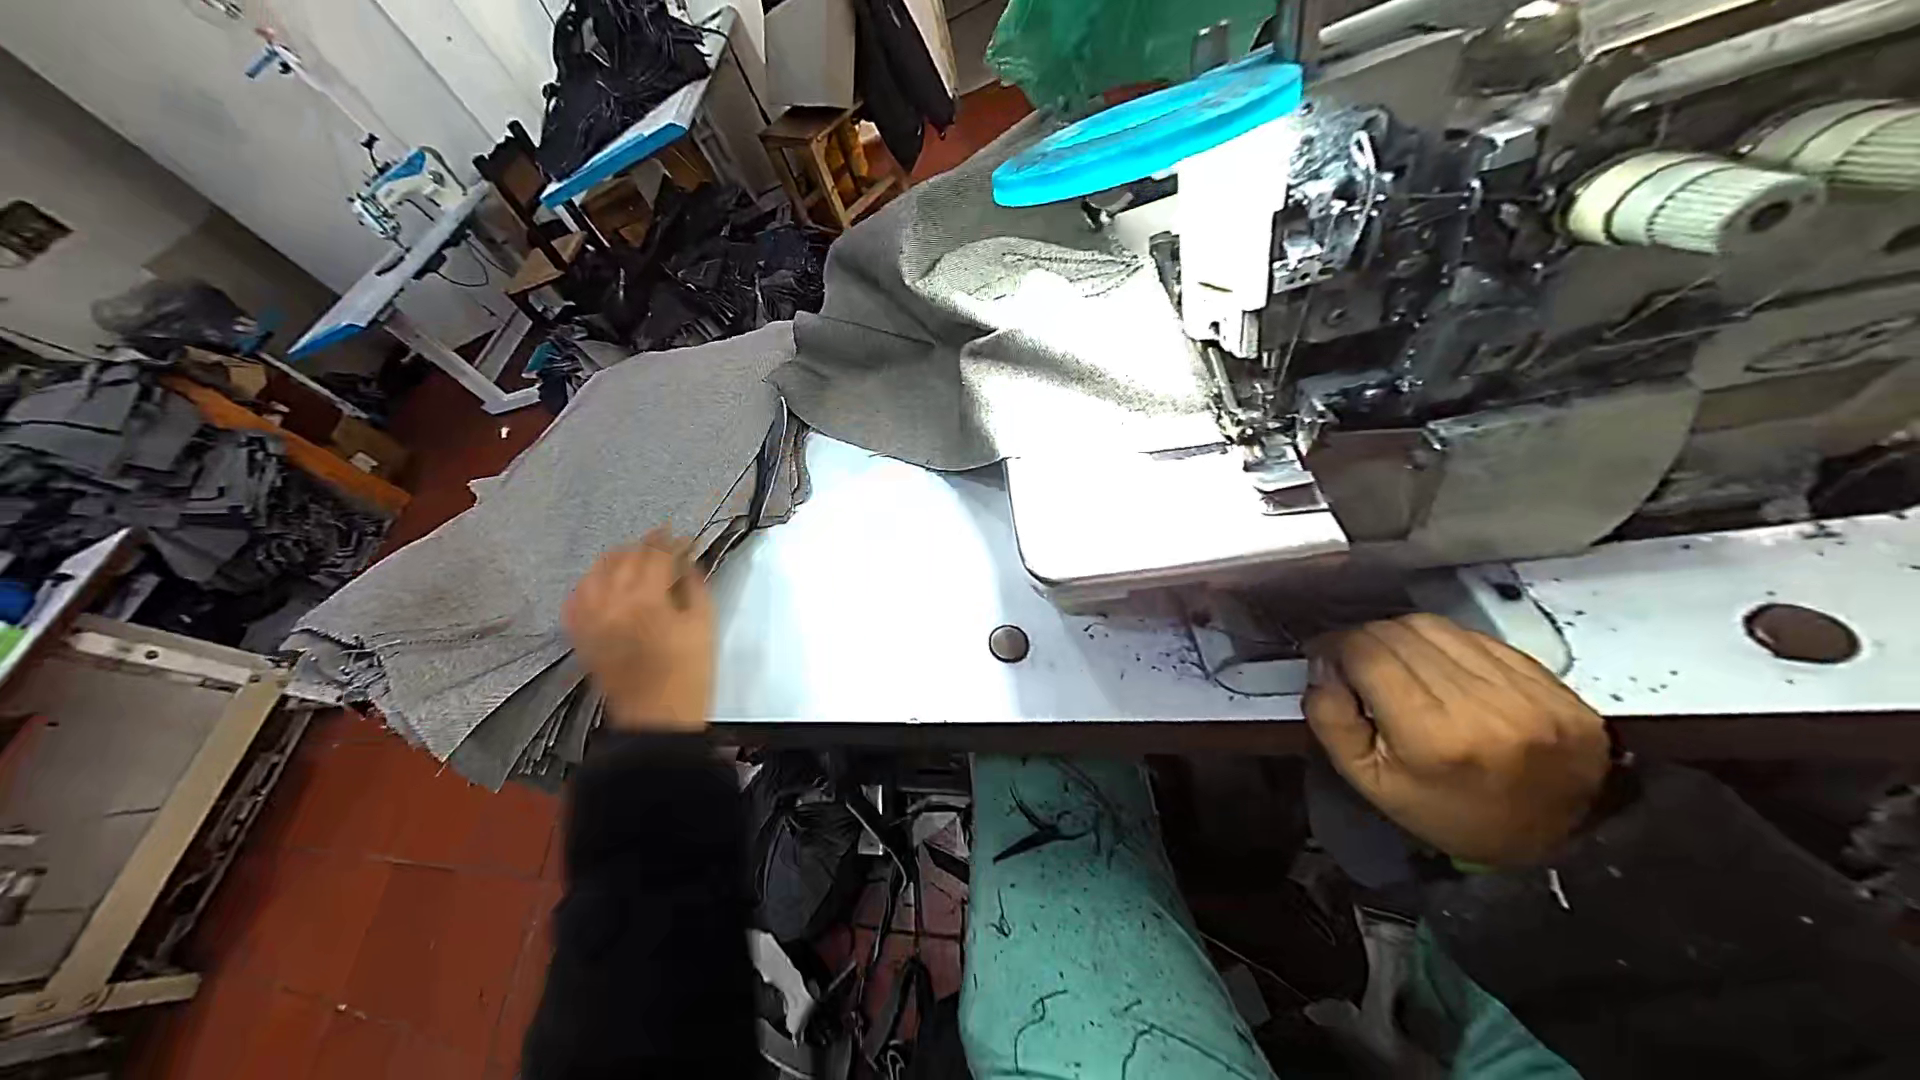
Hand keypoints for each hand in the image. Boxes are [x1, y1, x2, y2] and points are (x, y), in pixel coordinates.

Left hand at [562, 528, 713, 732]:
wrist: (656, 719)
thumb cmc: (689, 674)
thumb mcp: (704, 625)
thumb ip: (694, 586)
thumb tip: (685, 563)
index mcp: (647, 599)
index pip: (657, 553)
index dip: (673, 541)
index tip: (685, 540)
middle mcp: (611, 602)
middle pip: (625, 556)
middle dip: (647, 546)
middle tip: (666, 546)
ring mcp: (590, 617)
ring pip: (597, 570)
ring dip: (619, 559)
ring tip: (636, 562)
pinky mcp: (580, 633)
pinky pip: (577, 595)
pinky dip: (592, 583)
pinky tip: (606, 584)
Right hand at [1303, 614, 1609, 865]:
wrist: (1553, 836)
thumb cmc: (1447, 813)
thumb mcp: (1368, 781)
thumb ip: (1331, 719)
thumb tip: (1322, 667)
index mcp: (1432, 736)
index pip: (1367, 653)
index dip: (1334, 645)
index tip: (1325, 656)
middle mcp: (1482, 706)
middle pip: (1397, 633)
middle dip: (1363, 640)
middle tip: (1353, 662)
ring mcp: (1524, 691)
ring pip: (1434, 627)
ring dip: (1401, 636)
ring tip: (1395, 663)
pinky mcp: (1549, 682)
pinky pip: (1475, 636)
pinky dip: (1443, 644)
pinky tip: (1438, 667)